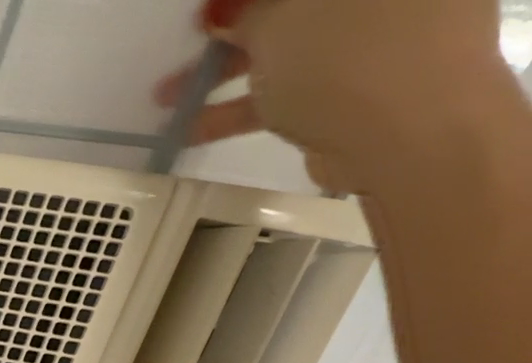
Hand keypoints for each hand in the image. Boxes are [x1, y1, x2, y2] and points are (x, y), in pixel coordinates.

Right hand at [156, 0, 516, 191]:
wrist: (410, 135)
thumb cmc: (349, 56)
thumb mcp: (280, 21)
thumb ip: (244, 12)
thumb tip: (223, 12)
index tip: (202, 13)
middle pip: (290, 9)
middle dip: (231, 29)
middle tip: (184, 46)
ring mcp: (378, 40)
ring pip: (286, 48)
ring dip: (222, 74)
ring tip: (167, 99)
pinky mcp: (361, 87)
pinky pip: (292, 86)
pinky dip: (243, 104)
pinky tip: (192, 128)